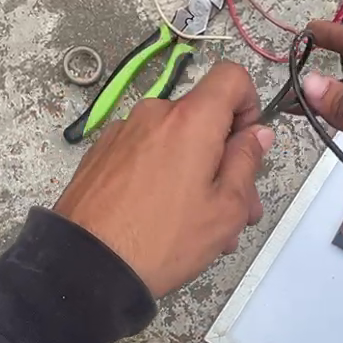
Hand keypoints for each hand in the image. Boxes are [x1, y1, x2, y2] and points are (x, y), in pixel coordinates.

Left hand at [55, 60, 273, 296]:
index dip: (249, 104)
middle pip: (204, 118)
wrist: (86, 265)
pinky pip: (147, 153)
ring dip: (195, 173)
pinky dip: (163, 175)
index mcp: (190, 120)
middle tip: (236, 207)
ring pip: (176, 141)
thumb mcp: (224, 209)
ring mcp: (124, 132)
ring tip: (199, 222)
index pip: (232, 76)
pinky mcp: (102, 153)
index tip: (248, 142)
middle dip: (226, 157)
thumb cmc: (157, 241)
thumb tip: (256, 134)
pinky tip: (163, 217)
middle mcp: (154, 115)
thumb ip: (246, 162)